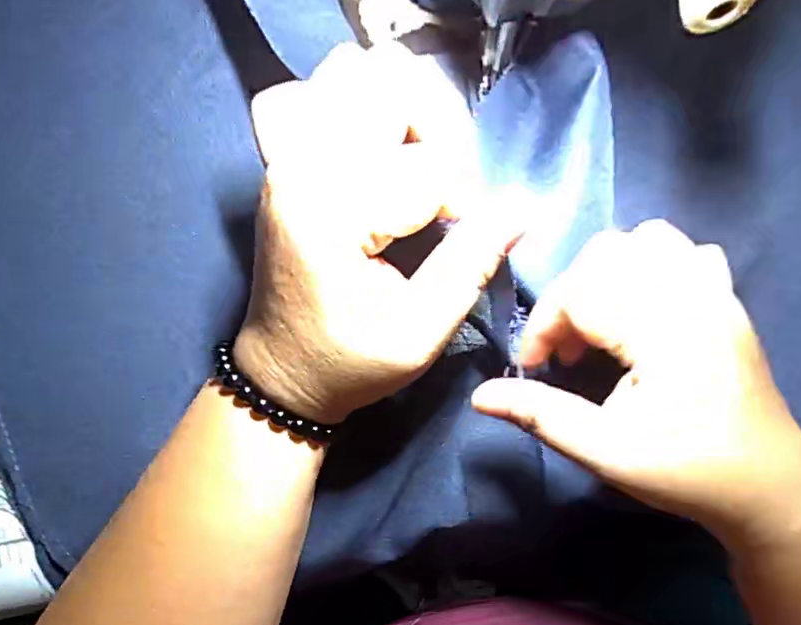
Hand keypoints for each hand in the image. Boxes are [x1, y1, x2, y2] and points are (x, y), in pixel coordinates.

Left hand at [233, 42, 523, 423]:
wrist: (285, 372)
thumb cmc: (350, 363)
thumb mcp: (420, 334)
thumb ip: (470, 268)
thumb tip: (520, 213)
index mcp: (332, 213)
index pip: (426, 164)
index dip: (465, 199)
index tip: (466, 238)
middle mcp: (301, 166)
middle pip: (388, 87)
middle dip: (439, 135)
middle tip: (449, 191)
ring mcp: (283, 155)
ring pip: (352, 76)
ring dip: (401, 112)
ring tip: (417, 168)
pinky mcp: (280, 158)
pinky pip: (316, 93)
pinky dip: (354, 109)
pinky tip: (373, 155)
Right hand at [471, 221, 800, 545]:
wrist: (763, 483)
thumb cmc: (683, 470)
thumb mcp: (605, 451)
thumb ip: (542, 416)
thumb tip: (482, 398)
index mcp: (660, 327)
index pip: (580, 291)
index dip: (543, 326)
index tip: (532, 369)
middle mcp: (691, 294)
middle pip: (609, 253)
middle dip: (571, 297)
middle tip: (566, 353)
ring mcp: (717, 292)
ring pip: (650, 241)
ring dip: (609, 276)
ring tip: (601, 328)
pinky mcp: (729, 302)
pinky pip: (686, 255)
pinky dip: (652, 270)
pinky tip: (645, 314)